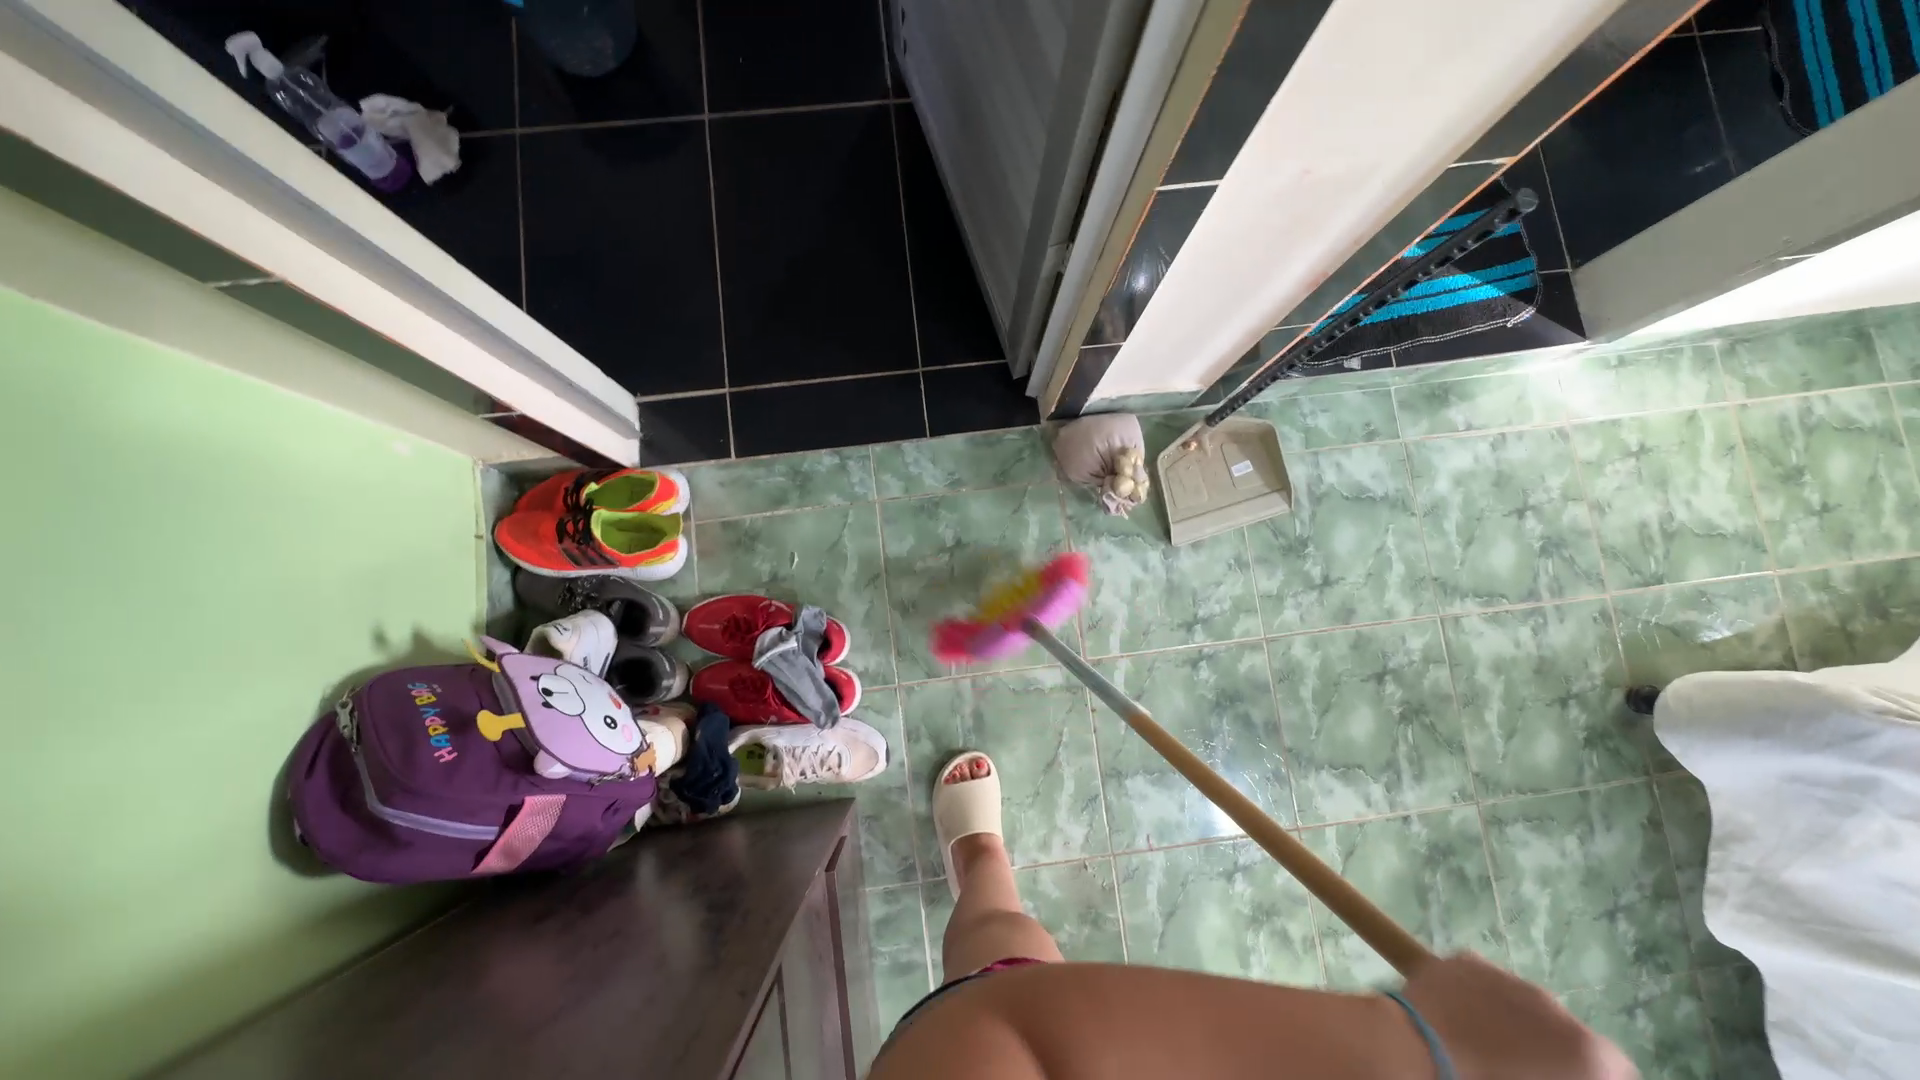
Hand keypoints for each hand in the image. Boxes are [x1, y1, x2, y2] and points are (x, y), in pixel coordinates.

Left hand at [1398, 953, 1637, 1079]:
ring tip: (1482, 1043)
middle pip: (1566, 1032)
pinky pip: (1482, 981)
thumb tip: (1549, 1067)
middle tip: (1519, 1068)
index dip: (1594, 1077)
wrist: (1417, 1053)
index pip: (1617, 1068)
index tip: (1565, 1079)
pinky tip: (1455, 1016)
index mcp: (1588, 1053)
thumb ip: (1564, 1071)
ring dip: (1513, 1021)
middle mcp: (1555, 1006)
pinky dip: (1476, 996)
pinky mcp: (1468, 960)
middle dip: (1549, 1050)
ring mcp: (1509, 977)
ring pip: (1523, 1003)